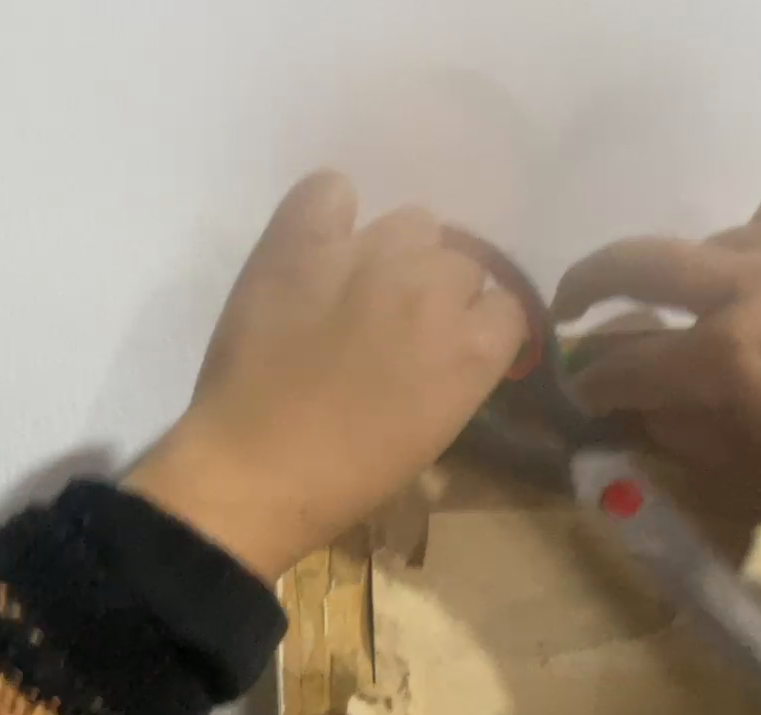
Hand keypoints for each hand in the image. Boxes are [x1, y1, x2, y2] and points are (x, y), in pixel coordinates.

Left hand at [124, 171, 527, 580]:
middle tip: (393, 328)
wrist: (255, 472)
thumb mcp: (430, 434)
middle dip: (435, 293)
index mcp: (472, 349)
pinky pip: (329, 190)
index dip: (474, 326)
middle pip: (460, 260)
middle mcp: (431, 287)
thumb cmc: (346, 478)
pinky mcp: (300, 242)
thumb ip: (454, 374)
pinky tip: (317, 248)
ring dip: (394, 255)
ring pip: (410, 223)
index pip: (506, 304)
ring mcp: (365, 257)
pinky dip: (329, 213)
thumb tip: (444, 342)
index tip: (446, 348)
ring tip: (355, 291)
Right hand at [556, 173, 760, 524]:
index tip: (580, 389)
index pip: (619, 364)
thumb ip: (675, 427)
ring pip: (709, 245)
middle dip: (581, 289)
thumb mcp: (753, 458)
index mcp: (721, 359)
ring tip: (717, 307)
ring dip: (695, 283)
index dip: (588, 382)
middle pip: (629, 266)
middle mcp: (747, 288)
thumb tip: (628, 405)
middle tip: (569, 308)